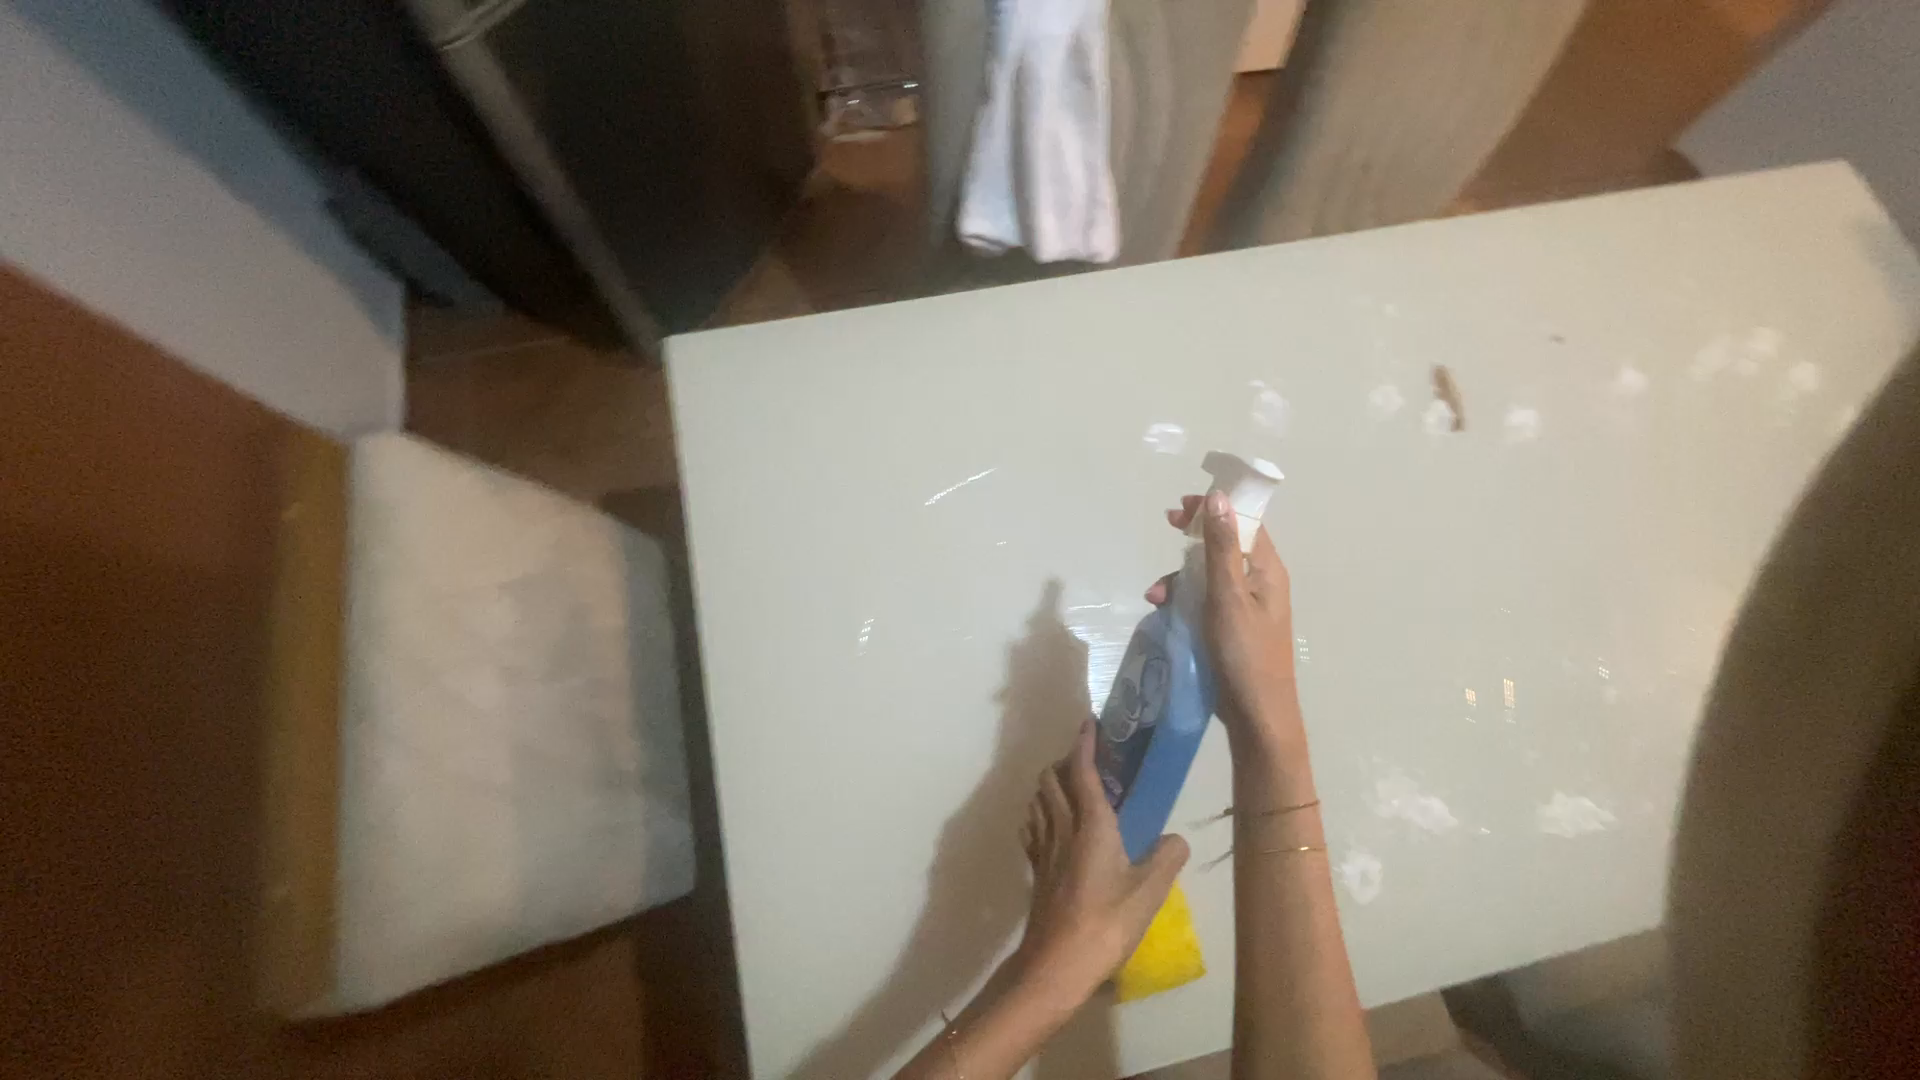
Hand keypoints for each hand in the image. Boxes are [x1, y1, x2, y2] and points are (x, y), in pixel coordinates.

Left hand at [1016, 721, 1188, 1004]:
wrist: (1056, 963)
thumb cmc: (1106, 924)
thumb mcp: (1148, 893)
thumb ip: (1166, 859)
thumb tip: (1177, 838)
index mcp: (1091, 824)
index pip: (1082, 770)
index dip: (1084, 744)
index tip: (1089, 723)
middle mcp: (1062, 826)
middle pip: (1051, 778)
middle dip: (1064, 761)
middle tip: (1086, 762)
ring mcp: (1043, 847)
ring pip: (1038, 798)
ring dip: (1050, 784)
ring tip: (1070, 788)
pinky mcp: (1035, 867)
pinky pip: (1032, 825)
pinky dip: (1040, 812)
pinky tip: (1051, 824)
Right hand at [1146, 492, 1304, 759]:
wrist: (1256, 714)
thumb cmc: (1245, 653)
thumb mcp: (1228, 596)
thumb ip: (1221, 547)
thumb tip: (1218, 497)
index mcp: (1267, 570)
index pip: (1245, 523)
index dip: (1216, 508)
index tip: (1183, 505)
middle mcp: (1258, 583)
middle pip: (1225, 544)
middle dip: (1194, 536)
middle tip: (1168, 525)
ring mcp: (1244, 606)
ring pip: (1208, 573)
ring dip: (1180, 576)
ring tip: (1155, 596)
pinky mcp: (1229, 627)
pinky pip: (1203, 599)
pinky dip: (1182, 599)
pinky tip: (1162, 612)